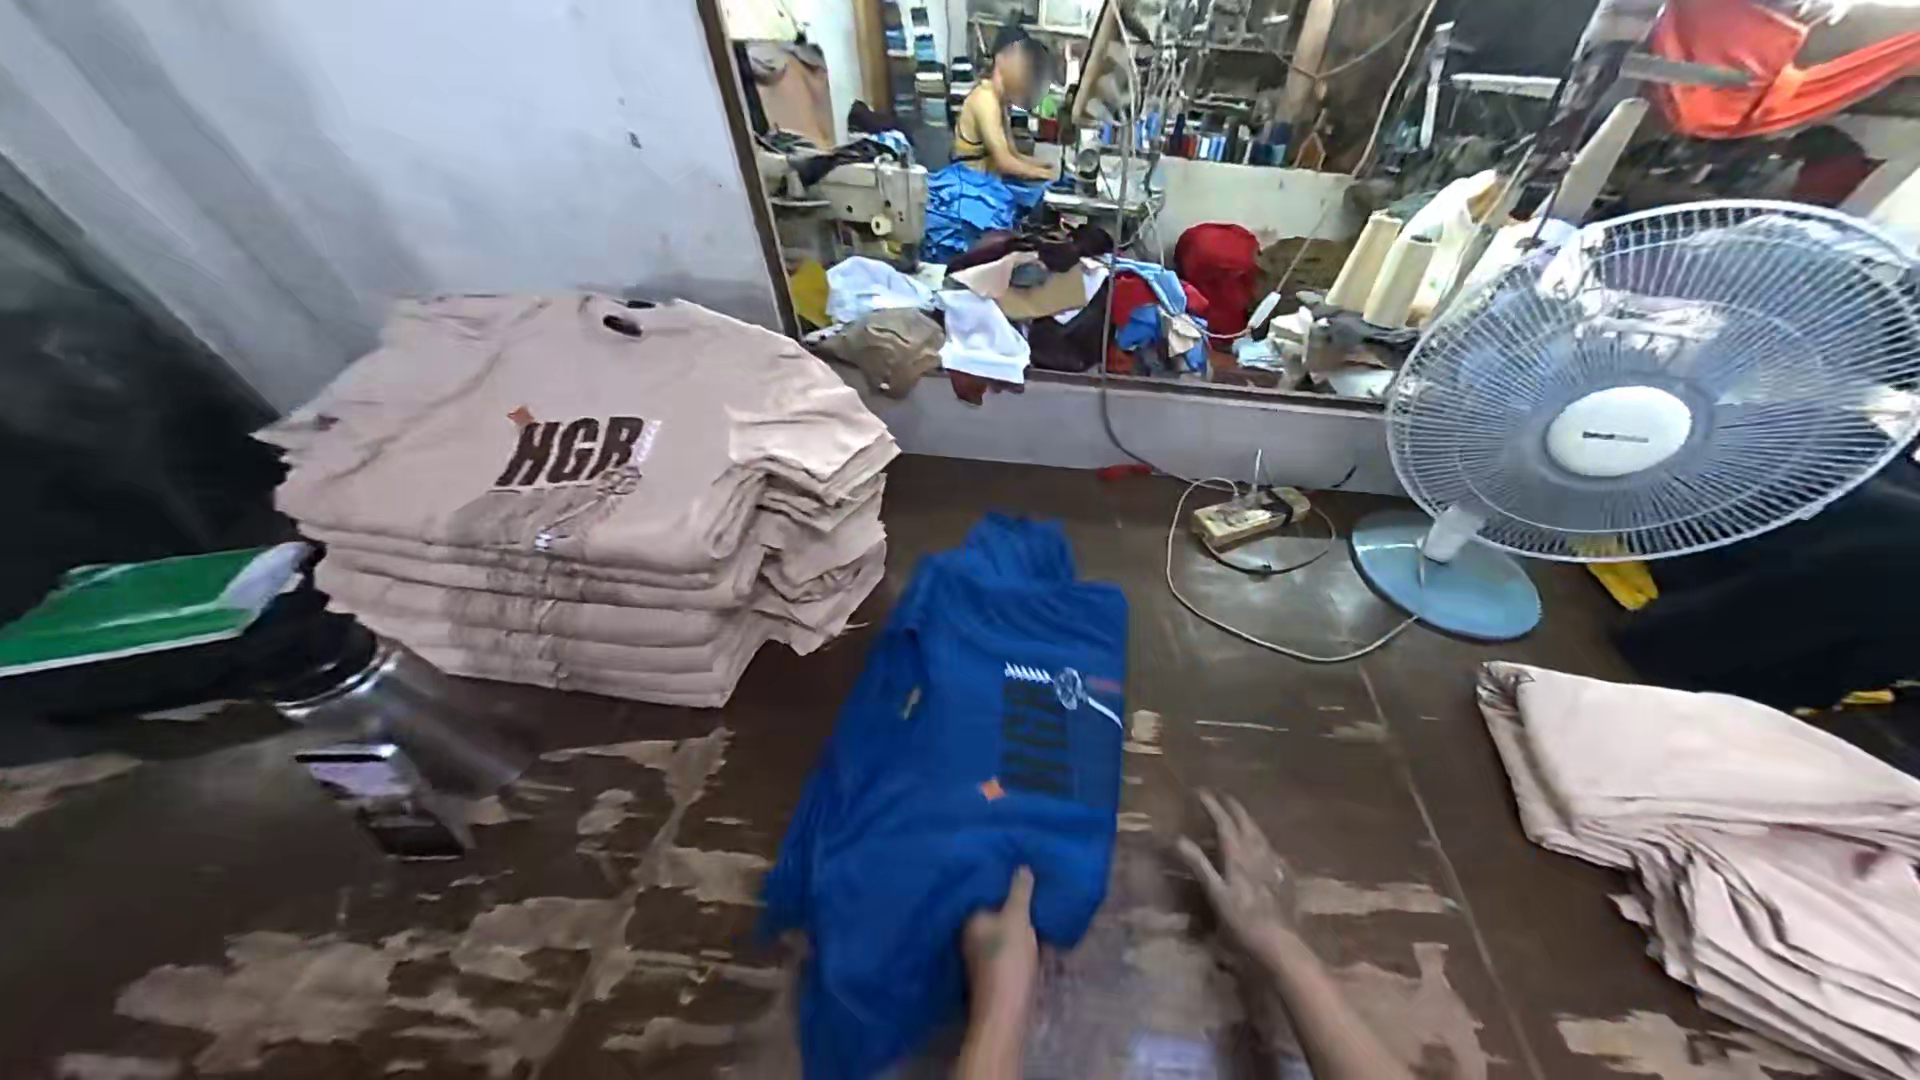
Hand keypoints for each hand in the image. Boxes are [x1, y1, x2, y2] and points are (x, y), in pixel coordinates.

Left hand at [963, 866, 1040, 1019]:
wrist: (1006, 1018)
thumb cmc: (1006, 960)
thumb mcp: (1017, 918)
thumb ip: (1020, 891)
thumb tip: (1022, 866)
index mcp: (972, 920)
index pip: (988, 895)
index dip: (1007, 887)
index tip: (1026, 878)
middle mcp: (974, 939)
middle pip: (1002, 918)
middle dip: (1023, 913)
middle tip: (1043, 902)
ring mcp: (986, 962)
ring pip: (1012, 940)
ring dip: (1031, 936)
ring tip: (1051, 926)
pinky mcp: (1000, 981)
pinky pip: (1019, 959)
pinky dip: (1033, 955)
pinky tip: (1050, 954)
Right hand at [1177, 791, 1298, 956]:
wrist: (1281, 945)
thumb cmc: (1242, 920)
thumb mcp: (1215, 893)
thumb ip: (1198, 863)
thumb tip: (1177, 838)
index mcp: (1238, 855)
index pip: (1224, 822)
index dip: (1212, 805)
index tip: (1199, 792)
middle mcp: (1257, 853)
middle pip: (1245, 822)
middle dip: (1232, 806)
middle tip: (1221, 795)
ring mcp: (1273, 865)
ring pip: (1259, 833)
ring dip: (1247, 819)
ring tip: (1239, 812)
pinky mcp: (1284, 878)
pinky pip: (1272, 849)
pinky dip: (1262, 839)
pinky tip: (1264, 845)